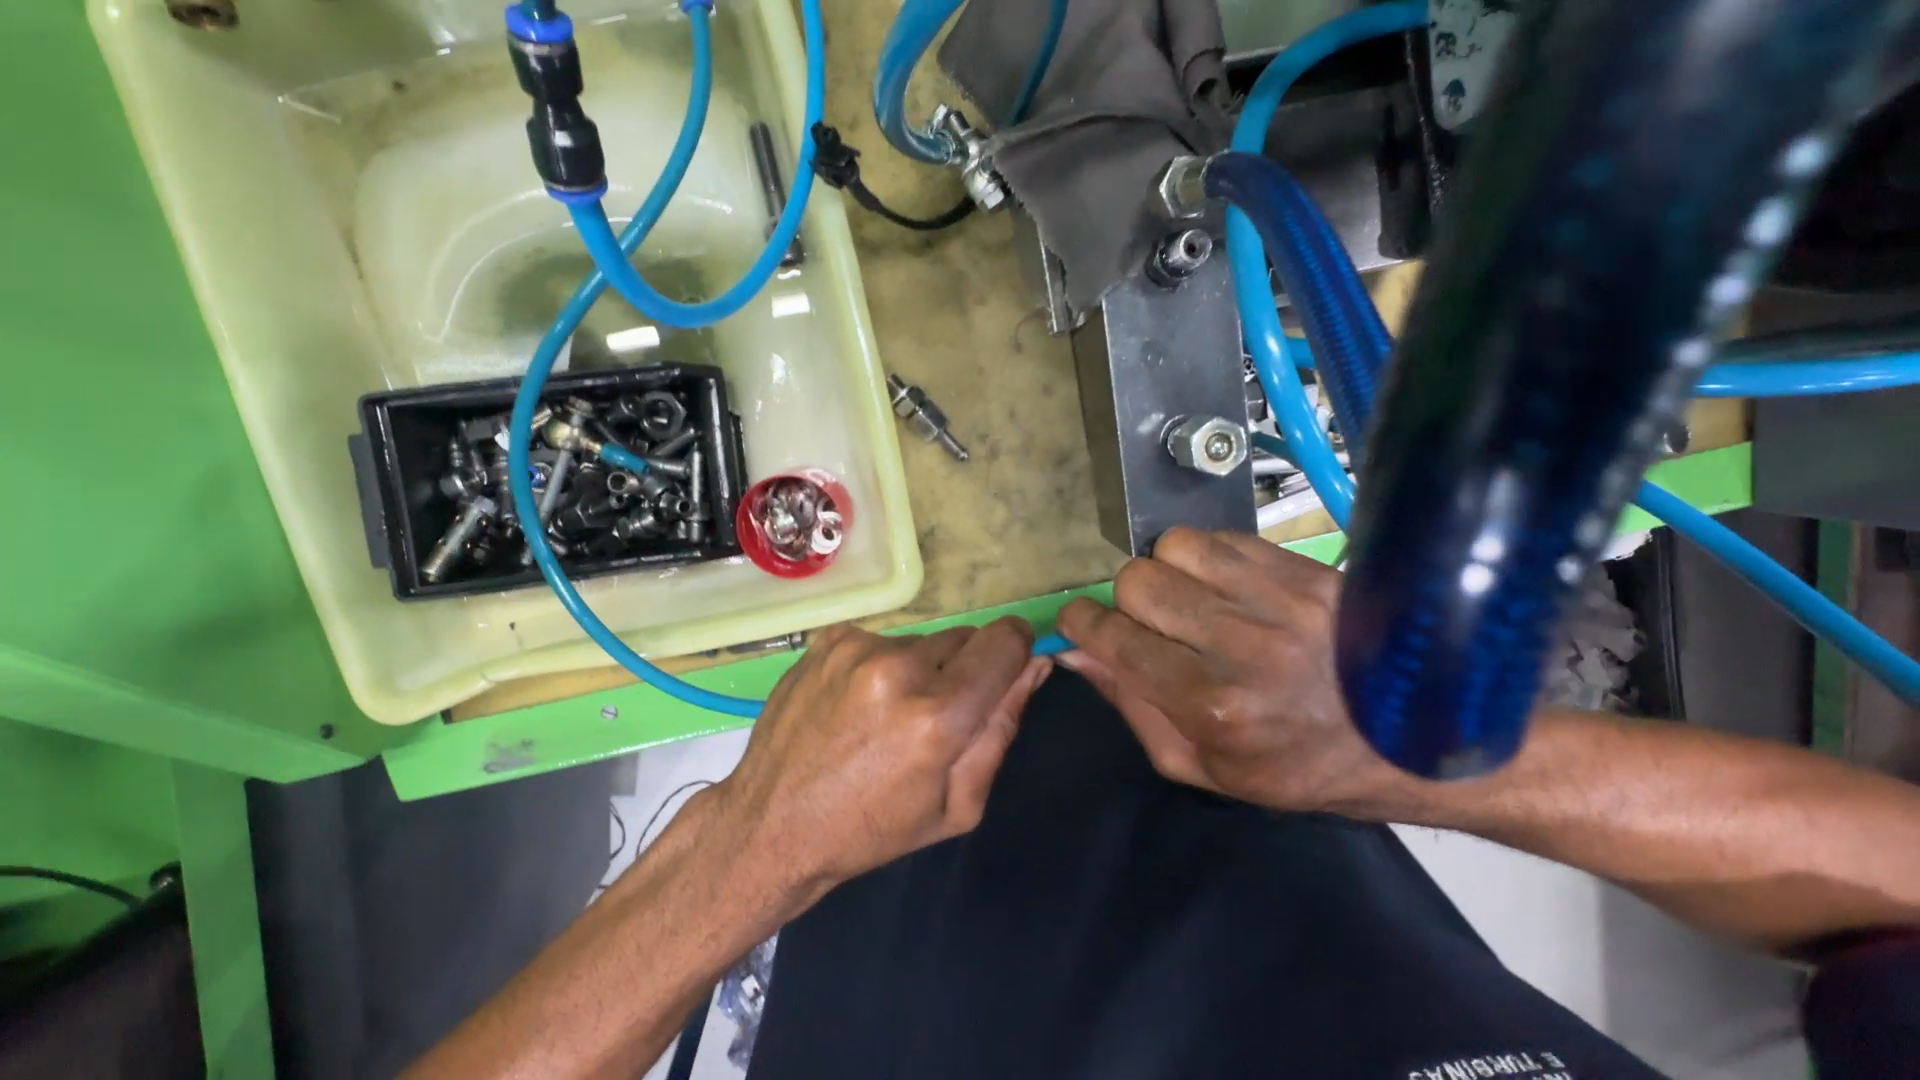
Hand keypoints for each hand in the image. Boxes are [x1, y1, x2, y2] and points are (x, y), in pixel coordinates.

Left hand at [712, 619, 1051, 893]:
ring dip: (920, 669)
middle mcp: (898, 668)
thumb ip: (1002, 730)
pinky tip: (856, 704)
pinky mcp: (828, 641)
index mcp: (937, 716)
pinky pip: (882, 640)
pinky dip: (881, 665)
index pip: (1005, 641)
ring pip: (922, 641)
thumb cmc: (872, 829)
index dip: (1015, 652)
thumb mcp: (958, 805)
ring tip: (885, 716)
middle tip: (932, 718)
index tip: (1006, 672)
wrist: (772, 825)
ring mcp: (857, 649)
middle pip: (965, 639)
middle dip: (963, 671)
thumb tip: (1034, 667)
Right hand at [1056, 528, 1408, 818]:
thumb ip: (1130, 706)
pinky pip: (1225, 536)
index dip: (1081, 625)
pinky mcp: (1306, 571)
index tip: (1077, 622)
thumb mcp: (1201, 766)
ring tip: (1191, 600)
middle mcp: (1243, 645)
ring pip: (1176, 546)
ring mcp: (1280, 600)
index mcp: (1213, 707)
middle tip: (1150, 624)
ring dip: (1169, 572)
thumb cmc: (1293, 768)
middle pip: (1138, 581)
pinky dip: (1210, 557)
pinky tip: (1227, 588)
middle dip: (1128, 602)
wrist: (1406, 742)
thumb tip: (1076, 651)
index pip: (1116, 639)